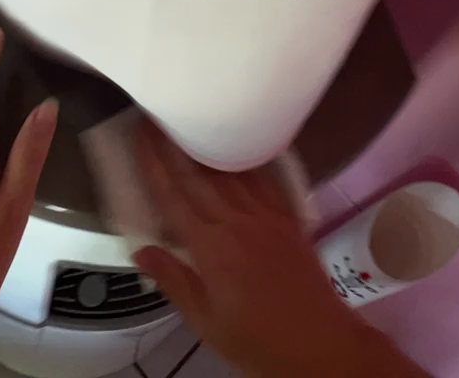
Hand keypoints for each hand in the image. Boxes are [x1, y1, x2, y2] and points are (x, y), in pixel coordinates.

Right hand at [131, 126, 427, 377]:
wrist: (318, 342)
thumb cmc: (258, 339)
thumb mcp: (205, 320)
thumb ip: (173, 280)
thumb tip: (140, 250)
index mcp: (210, 246)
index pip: (172, 195)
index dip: (153, 162)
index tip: (140, 134)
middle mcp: (235, 220)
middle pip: (196, 174)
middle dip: (172, 144)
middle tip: (157, 117)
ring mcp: (263, 213)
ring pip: (227, 170)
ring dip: (205, 144)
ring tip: (189, 124)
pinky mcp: (286, 214)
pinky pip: (261, 178)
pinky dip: (245, 159)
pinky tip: (238, 143)